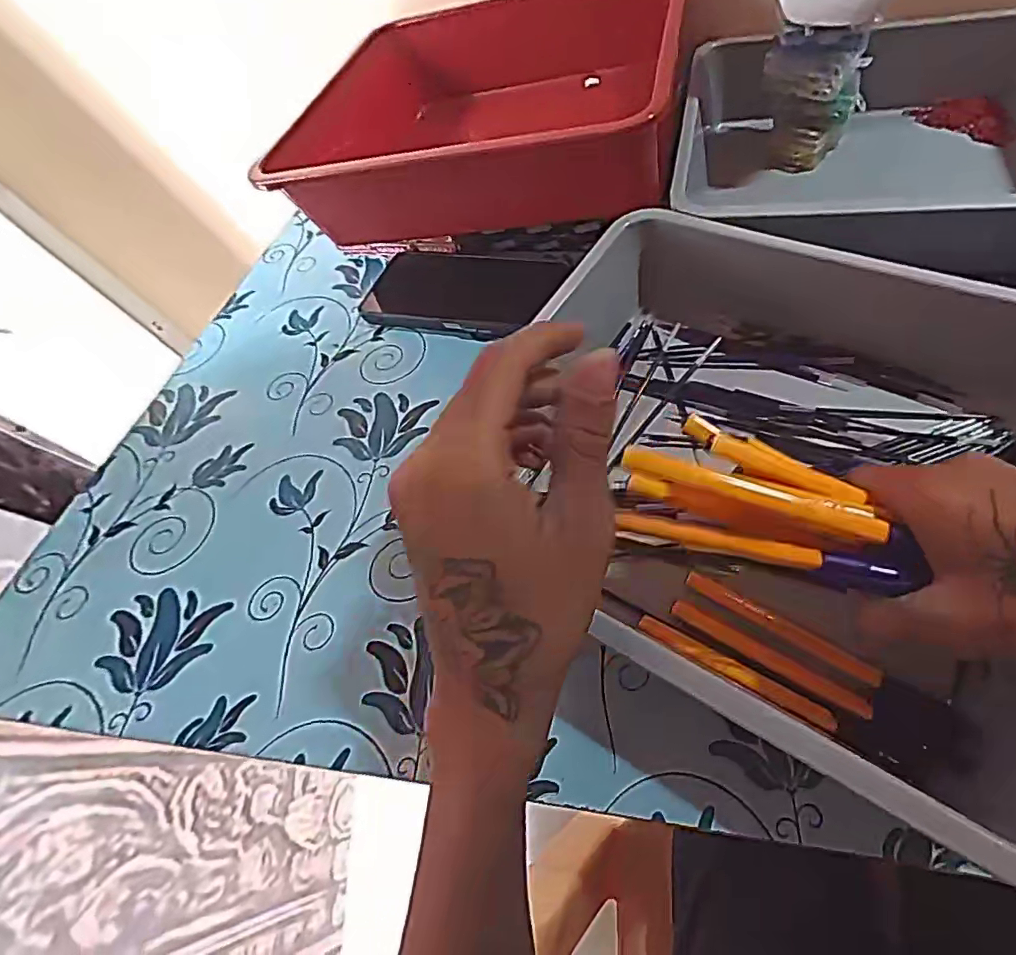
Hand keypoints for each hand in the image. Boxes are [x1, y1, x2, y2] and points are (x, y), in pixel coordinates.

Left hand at [390, 323, 620, 776]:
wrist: (493, 679)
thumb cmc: (547, 605)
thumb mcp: (580, 515)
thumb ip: (584, 430)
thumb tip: (601, 360)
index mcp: (461, 464)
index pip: (498, 369)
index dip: (543, 342)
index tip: (584, 335)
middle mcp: (423, 464)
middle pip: (481, 390)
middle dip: (537, 378)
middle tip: (589, 391)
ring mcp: (413, 485)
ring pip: (471, 416)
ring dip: (521, 409)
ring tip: (572, 429)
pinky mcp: (417, 502)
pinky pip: (460, 447)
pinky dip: (500, 438)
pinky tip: (538, 457)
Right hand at [850, 455, 1015, 677]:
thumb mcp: (966, 626)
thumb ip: (892, 618)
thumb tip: (854, 614)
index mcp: (934, 490)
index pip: (854, 485)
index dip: (834, 522)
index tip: (833, 565)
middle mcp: (958, 471)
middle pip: (888, 498)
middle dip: (880, 546)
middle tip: (893, 598)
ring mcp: (995, 478)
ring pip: (924, 507)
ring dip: (917, 549)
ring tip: (944, 600)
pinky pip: (960, 510)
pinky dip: (951, 543)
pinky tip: (984, 586)